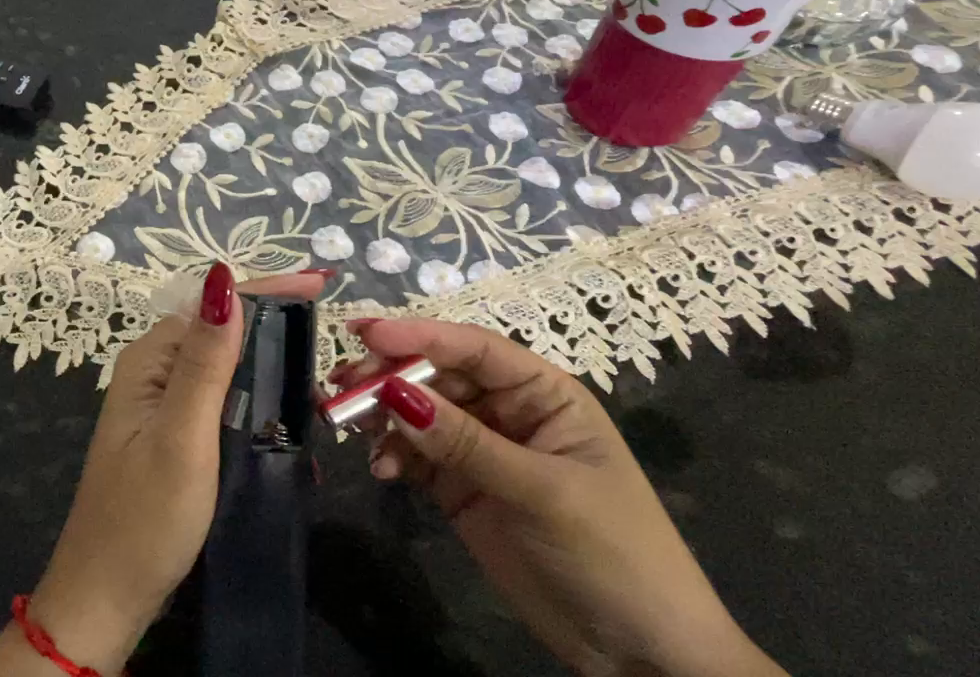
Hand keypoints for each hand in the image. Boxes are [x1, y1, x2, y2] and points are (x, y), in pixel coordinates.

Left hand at [0, 264, 328, 676]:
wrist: (106, 595)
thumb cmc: (145, 518)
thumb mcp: (182, 437)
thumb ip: (205, 362)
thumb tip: (222, 281)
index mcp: (149, 361)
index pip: (212, 306)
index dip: (266, 291)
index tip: (321, 286)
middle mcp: (153, 373)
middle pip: (221, 333)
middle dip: (273, 336)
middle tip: (328, 359)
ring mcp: (162, 406)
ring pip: (226, 371)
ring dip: (269, 375)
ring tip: (317, 396)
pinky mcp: (174, 437)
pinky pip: (222, 404)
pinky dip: (256, 408)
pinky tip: (287, 427)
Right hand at [338, 319, 786, 676]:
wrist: (638, 651)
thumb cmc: (614, 553)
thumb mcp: (542, 492)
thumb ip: (466, 443)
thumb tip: (393, 394)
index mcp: (543, 394)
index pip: (473, 349)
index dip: (418, 335)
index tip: (364, 334)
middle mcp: (507, 411)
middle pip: (434, 375)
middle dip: (387, 375)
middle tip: (341, 387)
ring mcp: (480, 450)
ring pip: (416, 411)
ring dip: (381, 414)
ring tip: (349, 427)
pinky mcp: (459, 487)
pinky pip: (413, 454)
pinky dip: (391, 454)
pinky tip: (383, 471)